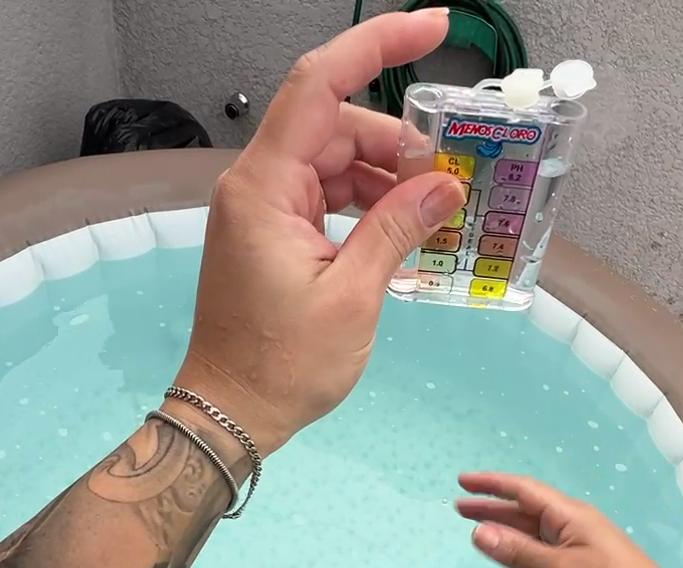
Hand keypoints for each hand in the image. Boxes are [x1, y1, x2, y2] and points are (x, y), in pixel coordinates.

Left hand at [174, 11, 467, 454]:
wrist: (233, 412)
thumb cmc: (282, 367)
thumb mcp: (353, 298)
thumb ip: (396, 231)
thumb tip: (444, 190)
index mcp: (264, 189)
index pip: (318, 85)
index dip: (376, 48)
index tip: (433, 28)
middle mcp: (257, 188)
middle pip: (335, 128)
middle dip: (398, 147)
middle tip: (450, 182)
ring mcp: (263, 213)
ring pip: (334, 166)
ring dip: (386, 183)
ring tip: (434, 216)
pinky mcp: (272, 238)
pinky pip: (326, 201)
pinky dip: (365, 210)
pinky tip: (401, 233)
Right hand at [457, 472, 682, 567]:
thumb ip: (519, 552)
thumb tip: (478, 532)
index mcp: (572, 516)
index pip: (524, 491)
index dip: (492, 484)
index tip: (462, 482)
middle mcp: (575, 525)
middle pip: (527, 508)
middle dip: (493, 506)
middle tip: (459, 507)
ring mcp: (581, 546)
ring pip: (535, 529)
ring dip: (505, 526)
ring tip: (475, 527)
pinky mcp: (584, 567)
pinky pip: (544, 548)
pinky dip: (521, 546)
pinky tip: (511, 551)